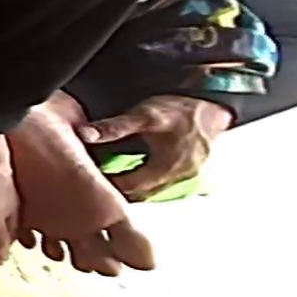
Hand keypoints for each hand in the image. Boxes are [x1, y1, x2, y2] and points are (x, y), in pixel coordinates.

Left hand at [77, 95, 233, 200]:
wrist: (213, 103)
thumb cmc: (182, 109)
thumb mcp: (145, 115)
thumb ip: (115, 127)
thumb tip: (85, 134)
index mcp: (168, 168)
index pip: (130, 187)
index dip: (105, 184)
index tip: (83, 177)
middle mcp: (181, 176)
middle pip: (141, 193)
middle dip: (115, 188)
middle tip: (88, 180)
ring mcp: (187, 174)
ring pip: (151, 189)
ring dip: (129, 186)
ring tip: (103, 177)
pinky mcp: (187, 168)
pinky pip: (161, 182)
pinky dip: (142, 180)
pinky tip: (127, 172)